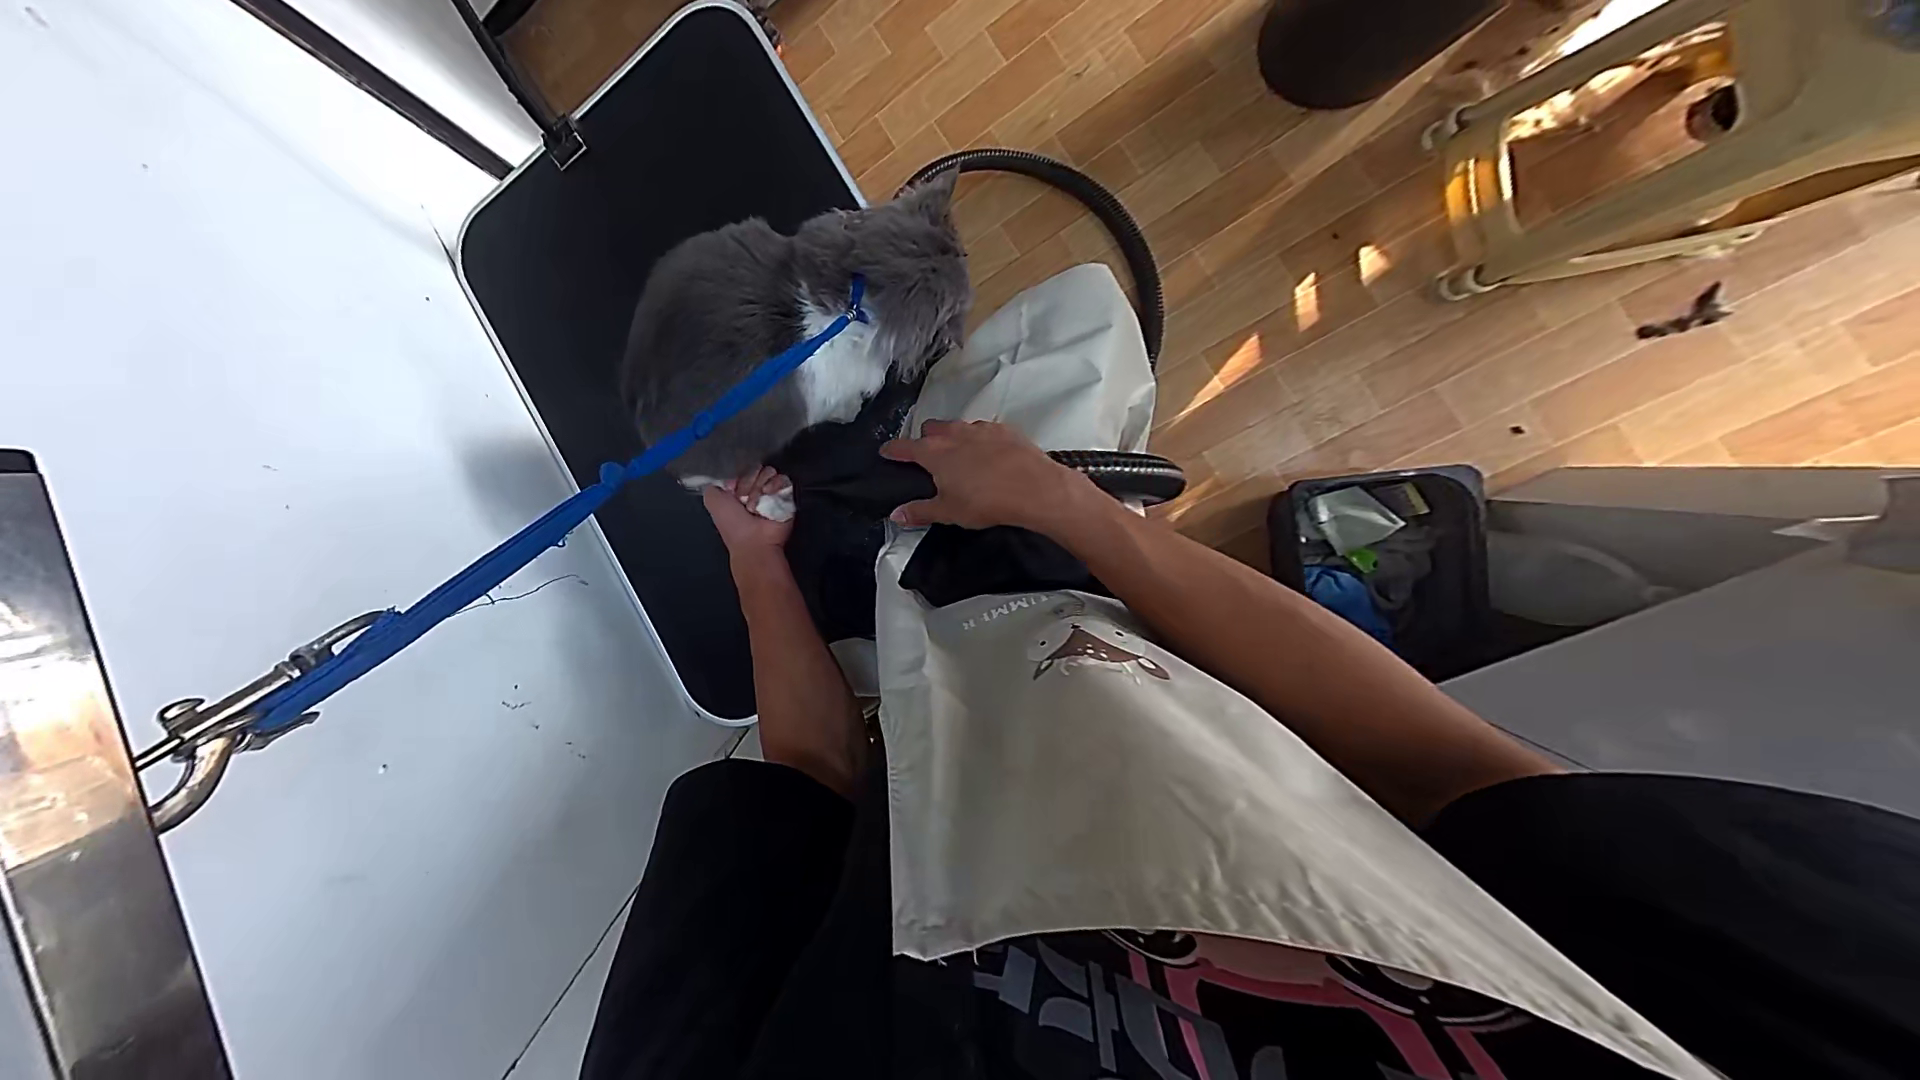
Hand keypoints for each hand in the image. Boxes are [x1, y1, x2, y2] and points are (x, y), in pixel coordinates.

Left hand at [701, 467, 793, 559]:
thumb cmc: (734, 526)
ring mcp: (771, 494)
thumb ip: (714, 486)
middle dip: (750, 481)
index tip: (734, 490)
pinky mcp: (786, 497)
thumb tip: (728, 478)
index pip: (739, 471)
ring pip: (769, 472)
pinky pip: (783, 479)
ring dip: (762, 484)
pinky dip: (776, 485)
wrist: (755, 542)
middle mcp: (755, 492)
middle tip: (746, 499)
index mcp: (738, 493)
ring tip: (759, 500)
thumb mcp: (712, 502)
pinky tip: (769, 495)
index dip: (737, 478)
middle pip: (755, 469)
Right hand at [879, 419, 1102, 533]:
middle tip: (928, 458)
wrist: (1034, 488)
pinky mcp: (1004, 430)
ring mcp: (980, 429)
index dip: (893, 451)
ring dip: (953, 437)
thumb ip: (920, 511)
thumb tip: (898, 514)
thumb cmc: (988, 500)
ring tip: (959, 457)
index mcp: (934, 453)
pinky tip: (987, 456)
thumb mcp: (949, 512)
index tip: (887, 452)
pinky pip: (984, 429)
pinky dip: (980, 440)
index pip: (904, 447)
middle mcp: (954, 434)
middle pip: (931, 429)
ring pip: (957, 427)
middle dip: (925, 439)